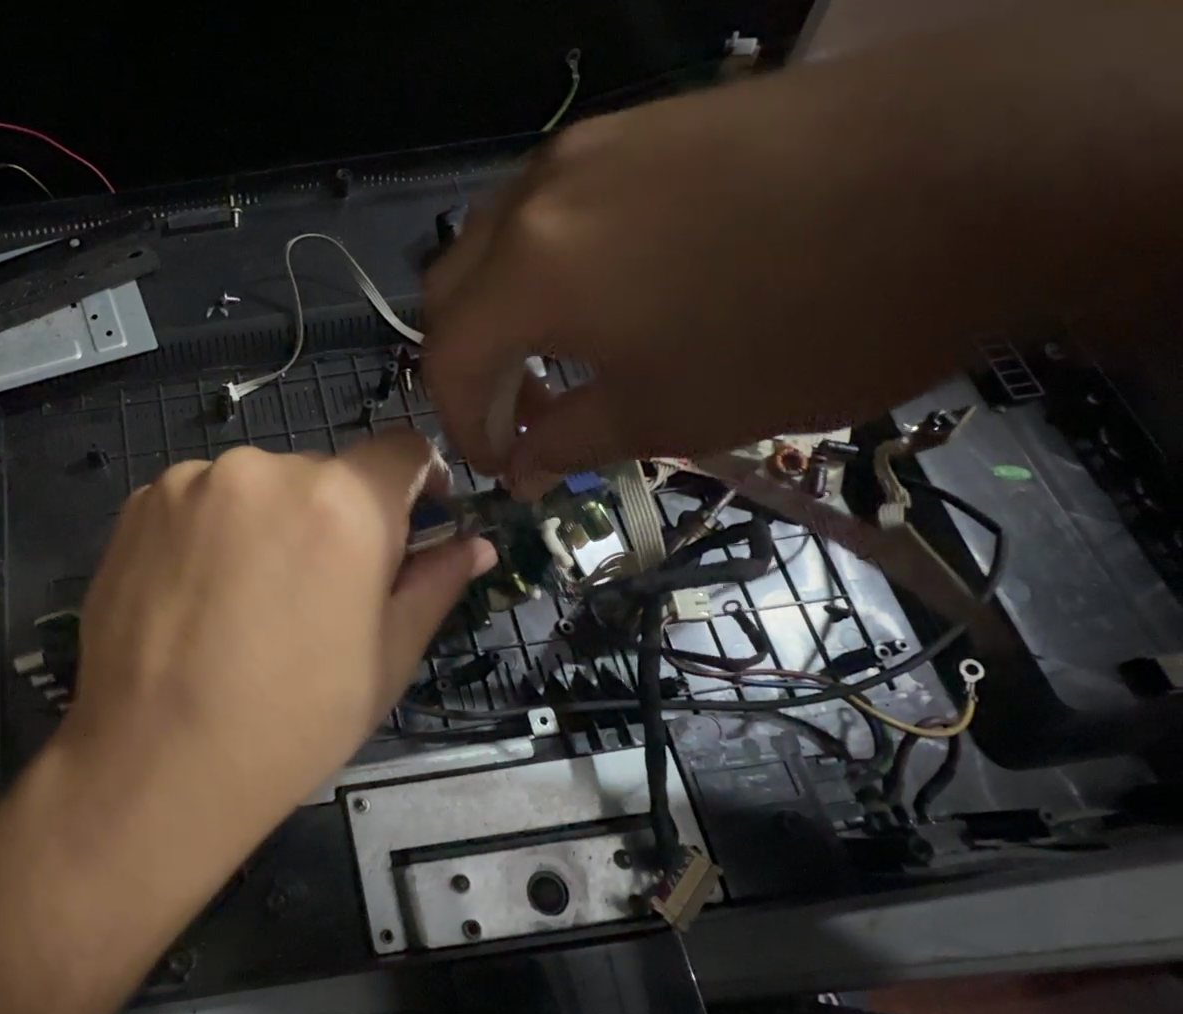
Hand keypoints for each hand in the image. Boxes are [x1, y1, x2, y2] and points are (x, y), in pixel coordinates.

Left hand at [56, 430, 495, 825]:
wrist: (153, 761)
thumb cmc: (289, 723)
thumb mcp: (385, 660)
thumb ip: (432, 585)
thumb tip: (473, 544)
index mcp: (342, 502)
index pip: (401, 450)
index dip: (417, 484)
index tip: (410, 526)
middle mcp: (265, 470)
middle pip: (322, 474)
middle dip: (333, 519)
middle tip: (317, 595)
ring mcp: (191, 482)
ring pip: (255, 489)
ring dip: (266, 524)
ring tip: (245, 603)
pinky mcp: (137, 504)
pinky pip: (196, 502)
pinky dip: (208, 533)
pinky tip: (195, 596)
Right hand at [421, 1, 1182, 494]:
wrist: (988, 169)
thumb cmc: (810, 323)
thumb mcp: (675, 411)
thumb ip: (570, 441)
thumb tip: (522, 468)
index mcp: (530, 274)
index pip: (446, 361)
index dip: (461, 426)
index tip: (501, 467)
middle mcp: (535, 198)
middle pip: (450, 292)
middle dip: (471, 364)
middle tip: (526, 411)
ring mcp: (589, 149)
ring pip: (496, 241)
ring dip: (505, 308)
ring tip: (567, 351)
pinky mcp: (644, 124)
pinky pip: (554, 203)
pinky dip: (549, 261)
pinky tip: (613, 286)